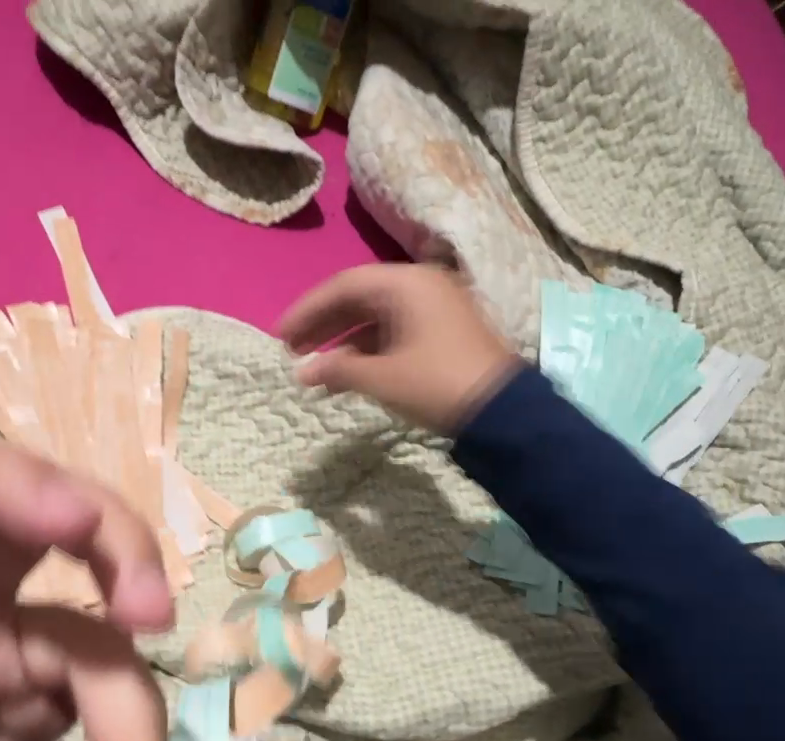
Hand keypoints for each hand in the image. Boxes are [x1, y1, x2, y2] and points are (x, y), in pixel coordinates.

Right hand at [280, 264, 521, 433]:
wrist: (502, 411)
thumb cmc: (437, 385)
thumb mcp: (383, 378)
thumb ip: (338, 370)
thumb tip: (302, 372)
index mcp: (406, 284)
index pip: (344, 286)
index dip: (308, 310)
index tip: (281, 336)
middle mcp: (420, 286)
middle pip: (359, 298)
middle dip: (323, 325)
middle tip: (291, 350)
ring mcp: (434, 308)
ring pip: (376, 316)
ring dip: (343, 340)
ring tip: (314, 367)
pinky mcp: (442, 331)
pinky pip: (394, 331)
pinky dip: (368, 349)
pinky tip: (347, 373)